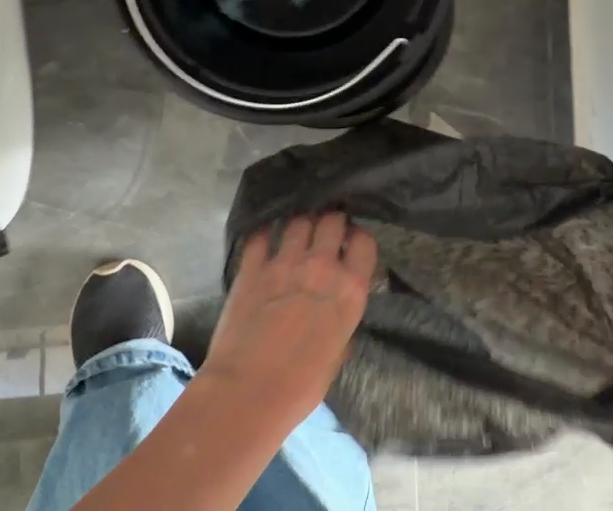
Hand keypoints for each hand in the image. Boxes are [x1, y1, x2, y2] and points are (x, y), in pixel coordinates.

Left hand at [199, 213, 376, 425]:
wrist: (248, 392)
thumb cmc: (301, 385)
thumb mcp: (338, 351)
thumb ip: (341, 318)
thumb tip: (337, 307)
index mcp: (350, 290)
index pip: (364, 242)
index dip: (357, 238)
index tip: (350, 242)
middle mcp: (321, 266)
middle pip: (332, 220)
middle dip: (330, 221)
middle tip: (324, 231)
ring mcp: (284, 262)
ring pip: (298, 220)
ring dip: (300, 224)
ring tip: (296, 232)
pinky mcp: (251, 267)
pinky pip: (260, 236)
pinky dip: (264, 233)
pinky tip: (264, 238)